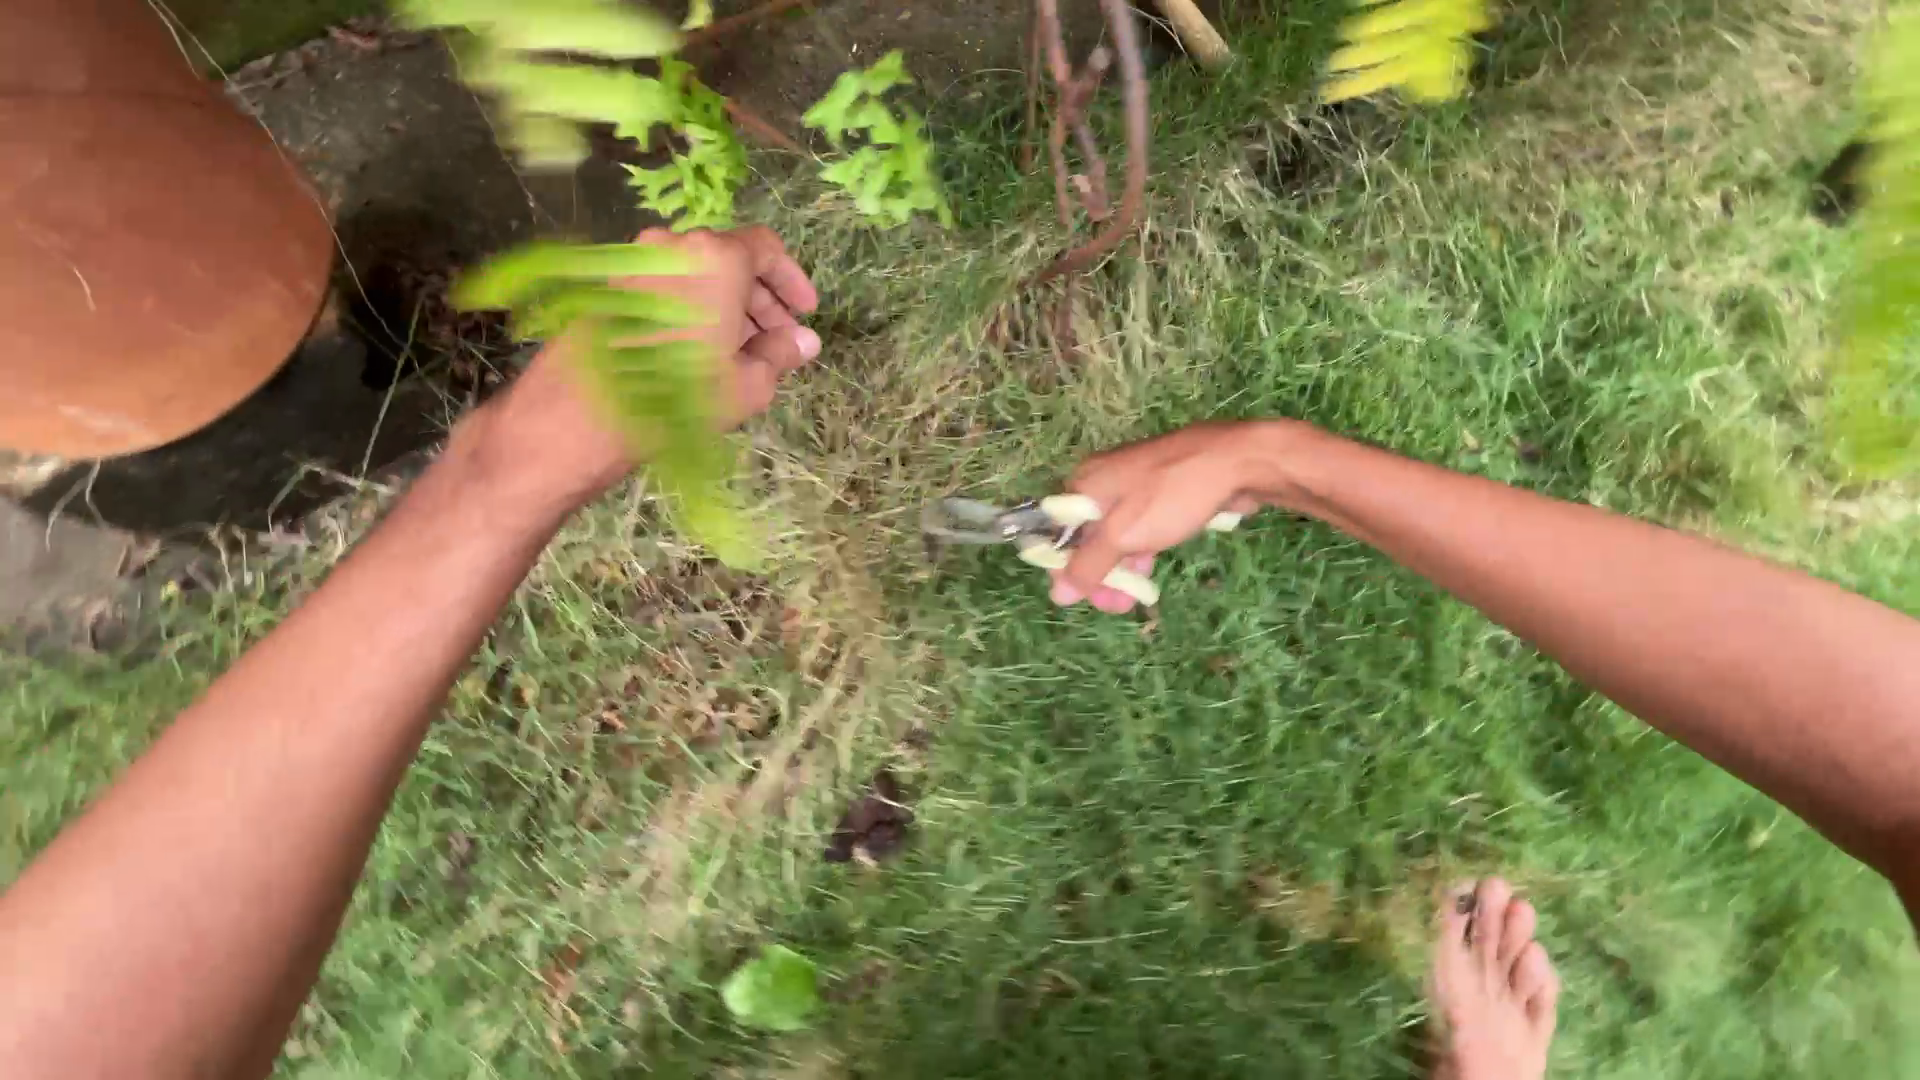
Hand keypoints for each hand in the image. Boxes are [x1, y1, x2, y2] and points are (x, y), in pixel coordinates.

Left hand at [469, 226, 820, 516]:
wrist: (588, 410)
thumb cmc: (682, 394)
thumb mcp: (748, 383)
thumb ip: (781, 354)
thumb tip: (805, 341)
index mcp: (716, 257)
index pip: (766, 249)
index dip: (792, 280)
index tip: (805, 313)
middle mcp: (675, 245)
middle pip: (732, 260)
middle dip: (762, 299)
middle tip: (778, 340)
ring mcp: (638, 263)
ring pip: (699, 274)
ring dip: (729, 306)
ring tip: (742, 351)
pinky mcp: (614, 286)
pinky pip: (669, 286)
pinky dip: (696, 308)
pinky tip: (702, 350)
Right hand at [1051, 420, 1301, 612]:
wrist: (1237, 461)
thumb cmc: (1171, 496)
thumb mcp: (1123, 535)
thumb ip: (1088, 564)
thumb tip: (1058, 593)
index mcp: (1084, 483)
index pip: (1058, 531)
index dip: (1064, 566)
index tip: (1081, 598)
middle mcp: (1103, 481)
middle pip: (1086, 535)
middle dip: (1097, 573)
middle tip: (1114, 606)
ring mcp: (1134, 486)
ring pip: (1115, 534)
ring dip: (1119, 568)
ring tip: (1132, 600)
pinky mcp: (1161, 493)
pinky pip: (1139, 527)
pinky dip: (1138, 551)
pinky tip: (1148, 573)